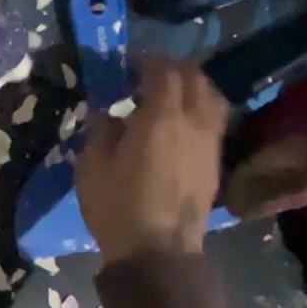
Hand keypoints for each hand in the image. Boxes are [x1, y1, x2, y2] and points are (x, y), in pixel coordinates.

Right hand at [75, 58, 229, 262]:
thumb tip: (105, 114)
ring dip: (191, 85)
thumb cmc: (115, 205)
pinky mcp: (215, 156)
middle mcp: (194, 119)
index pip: (162, 72)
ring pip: (210, 95)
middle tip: (146, 72)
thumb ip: (100, 133)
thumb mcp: (91, 167)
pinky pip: (213, 116)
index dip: (146, 61)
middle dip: (171, 68)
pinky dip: (198, 105)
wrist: (156, 246)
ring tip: (168, 92)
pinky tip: (181, 118)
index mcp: (161, 117)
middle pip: (193, 77)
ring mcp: (211, 138)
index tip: (127, 61)